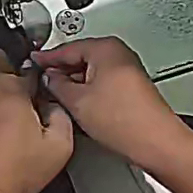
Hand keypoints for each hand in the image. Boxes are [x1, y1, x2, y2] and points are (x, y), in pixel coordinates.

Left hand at [0, 49, 73, 192]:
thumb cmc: (11, 170)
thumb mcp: (59, 146)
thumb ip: (62, 116)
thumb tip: (56, 108)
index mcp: (11, 86)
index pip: (31, 67)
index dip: (43, 79)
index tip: (47, 94)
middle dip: (14, 69)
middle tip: (29, 92)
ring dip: (2, 90)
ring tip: (17, 117)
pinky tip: (2, 131)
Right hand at [33, 37, 192, 179]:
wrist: (157, 144)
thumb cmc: (127, 122)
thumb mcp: (76, 101)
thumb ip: (55, 84)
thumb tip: (49, 78)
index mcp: (106, 48)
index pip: (66, 48)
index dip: (46, 58)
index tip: (34, 61)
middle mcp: (120, 54)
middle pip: (79, 57)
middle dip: (60, 70)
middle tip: (43, 81)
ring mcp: (128, 70)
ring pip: (91, 70)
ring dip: (74, 82)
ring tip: (60, 97)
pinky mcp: (132, 87)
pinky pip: (102, 81)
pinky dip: (88, 90)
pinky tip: (80, 105)